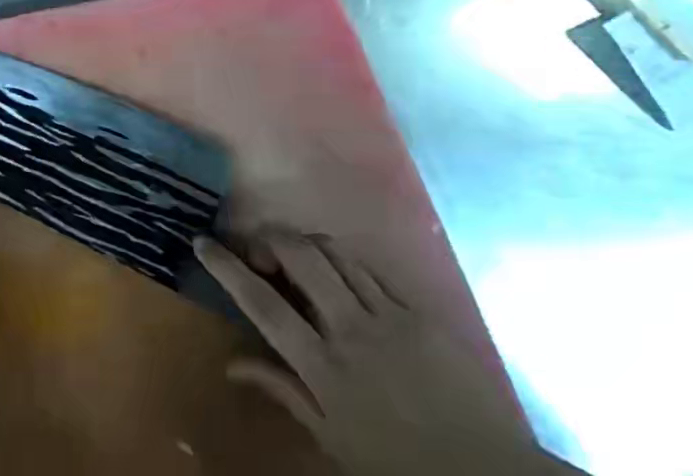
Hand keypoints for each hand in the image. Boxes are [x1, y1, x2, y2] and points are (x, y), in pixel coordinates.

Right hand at [196, 231, 582, 475]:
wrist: (488, 475)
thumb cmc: (398, 464)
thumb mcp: (333, 439)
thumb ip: (284, 391)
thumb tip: (232, 364)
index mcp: (323, 367)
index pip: (262, 304)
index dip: (228, 268)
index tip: (203, 242)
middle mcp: (351, 330)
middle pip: (301, 258)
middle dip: (271, 240)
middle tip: (259, 250)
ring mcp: (389, 316)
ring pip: (336, 254)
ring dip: (306, 245)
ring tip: (295, 257)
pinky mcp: (420, 312)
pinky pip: (372, 270)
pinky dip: (345, 263)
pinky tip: (340, 276)